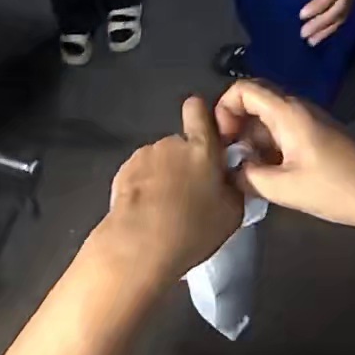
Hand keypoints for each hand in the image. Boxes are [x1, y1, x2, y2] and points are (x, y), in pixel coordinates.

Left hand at [98, 96, 245, 282]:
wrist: (140, 245)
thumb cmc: (193, 229)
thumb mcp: (232, 212)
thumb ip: (233, 184)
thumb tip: (229, 177)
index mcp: (202, 148)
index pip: (197, 110)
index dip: (200, 116)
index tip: (204, 133)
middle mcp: (171, 144)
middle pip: (180, 144)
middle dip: (185, 162)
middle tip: (190, 194)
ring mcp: (143, 156)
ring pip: (159, 160)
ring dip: (163, 176)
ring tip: (166, 208)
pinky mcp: (122, 171)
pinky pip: (139, 173)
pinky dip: (143, 186)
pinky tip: (147, 211)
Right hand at [214, 80, 354, 235]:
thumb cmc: (339, 189)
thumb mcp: (286, 190)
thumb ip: (248, 177)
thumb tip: (228, 172)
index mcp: (287, 113)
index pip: (242, 89)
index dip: (223, 108)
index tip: (222, 140)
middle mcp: (296, 108)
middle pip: (252, 99)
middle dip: (232, 122)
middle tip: (227, 154)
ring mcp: (307, 121)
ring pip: (264, 116)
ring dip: (248, 136)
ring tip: (243, 168)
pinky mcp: (314, 134)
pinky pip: (279, 129)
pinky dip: (264, 144)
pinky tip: (264, 172)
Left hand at [273, 0, 354, 45]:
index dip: (317, 6)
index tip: (301, 14)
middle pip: (338, 9)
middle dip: (321, 23)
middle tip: (303, 33)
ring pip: (342, 15)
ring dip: (327, 29)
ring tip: (311, 41)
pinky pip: (345, 14)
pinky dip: (333, 27)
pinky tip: (321, 35)